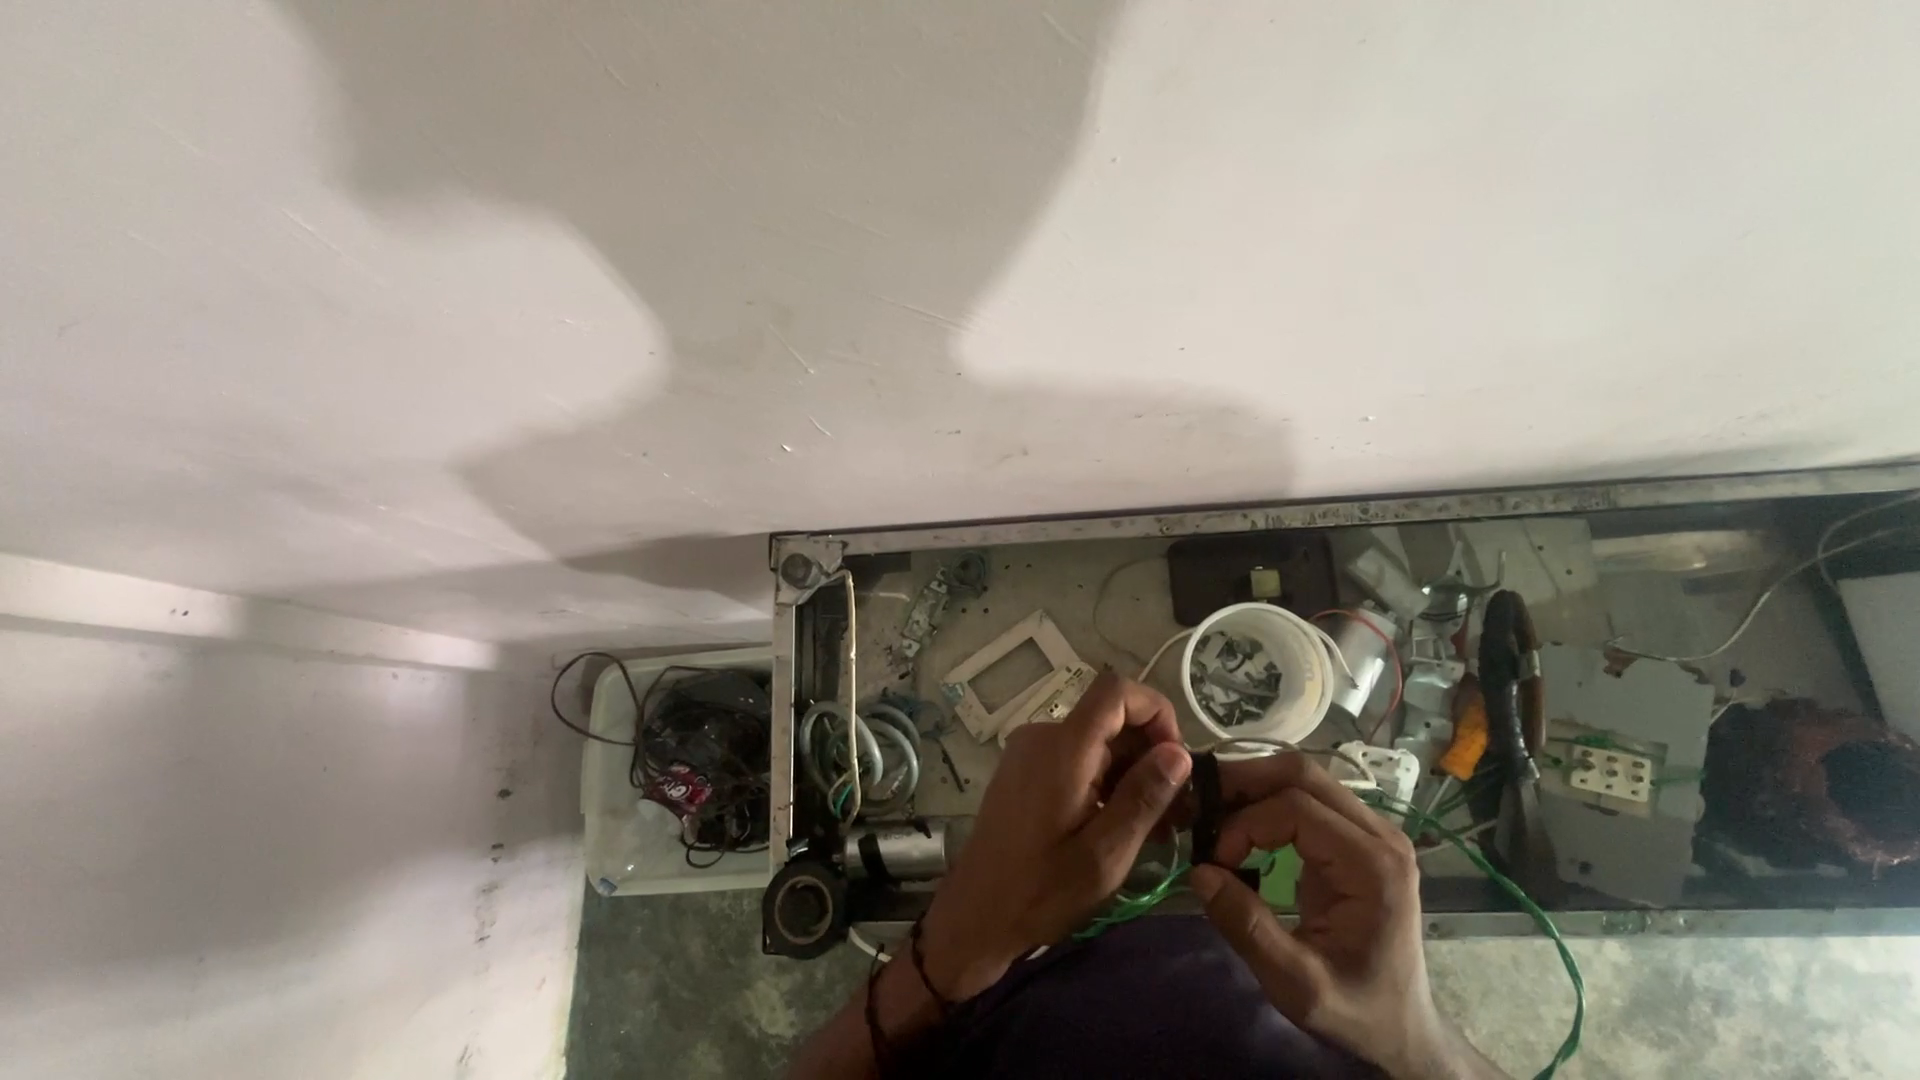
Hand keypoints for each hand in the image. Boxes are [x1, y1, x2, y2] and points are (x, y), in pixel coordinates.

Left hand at [918, 670, 1191, 999]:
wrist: (976, 912)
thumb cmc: (1041, 890)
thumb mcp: (1105, 854)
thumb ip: (1143, 797)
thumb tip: (1179, 752)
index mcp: (1063, 748)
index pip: (1116, 690)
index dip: (1156, 711)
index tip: (1176, 759)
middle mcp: (1043, 736)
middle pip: (1110, 718)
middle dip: (1149, 754)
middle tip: (1173, 811)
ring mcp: (1029, 751)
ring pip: (1096, 741)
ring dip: (1128, 773)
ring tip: (1150, 827)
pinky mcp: (1023, 769)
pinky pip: (1075, 757)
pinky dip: (1103, 780)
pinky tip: (1115, 824)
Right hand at [1189, 755, 1474, 1079]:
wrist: (1402, 1029)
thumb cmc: (1355, 1010)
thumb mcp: (1297, 987)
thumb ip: (1248, 928)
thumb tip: (1199, 872)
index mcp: (1373, 866)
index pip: (1295, 807)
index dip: (1244, 824)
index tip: (1216, 862)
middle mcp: (1380, 834)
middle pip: (1301, 773)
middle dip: (1242, 781)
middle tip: (1198, 807)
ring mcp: (1371, 830)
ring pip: (1301, 776)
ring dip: (1250, 786)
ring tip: (1211, 812)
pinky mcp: (1355, 835)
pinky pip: (1304, 795)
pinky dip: (1264, 799)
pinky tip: (1237, 823)